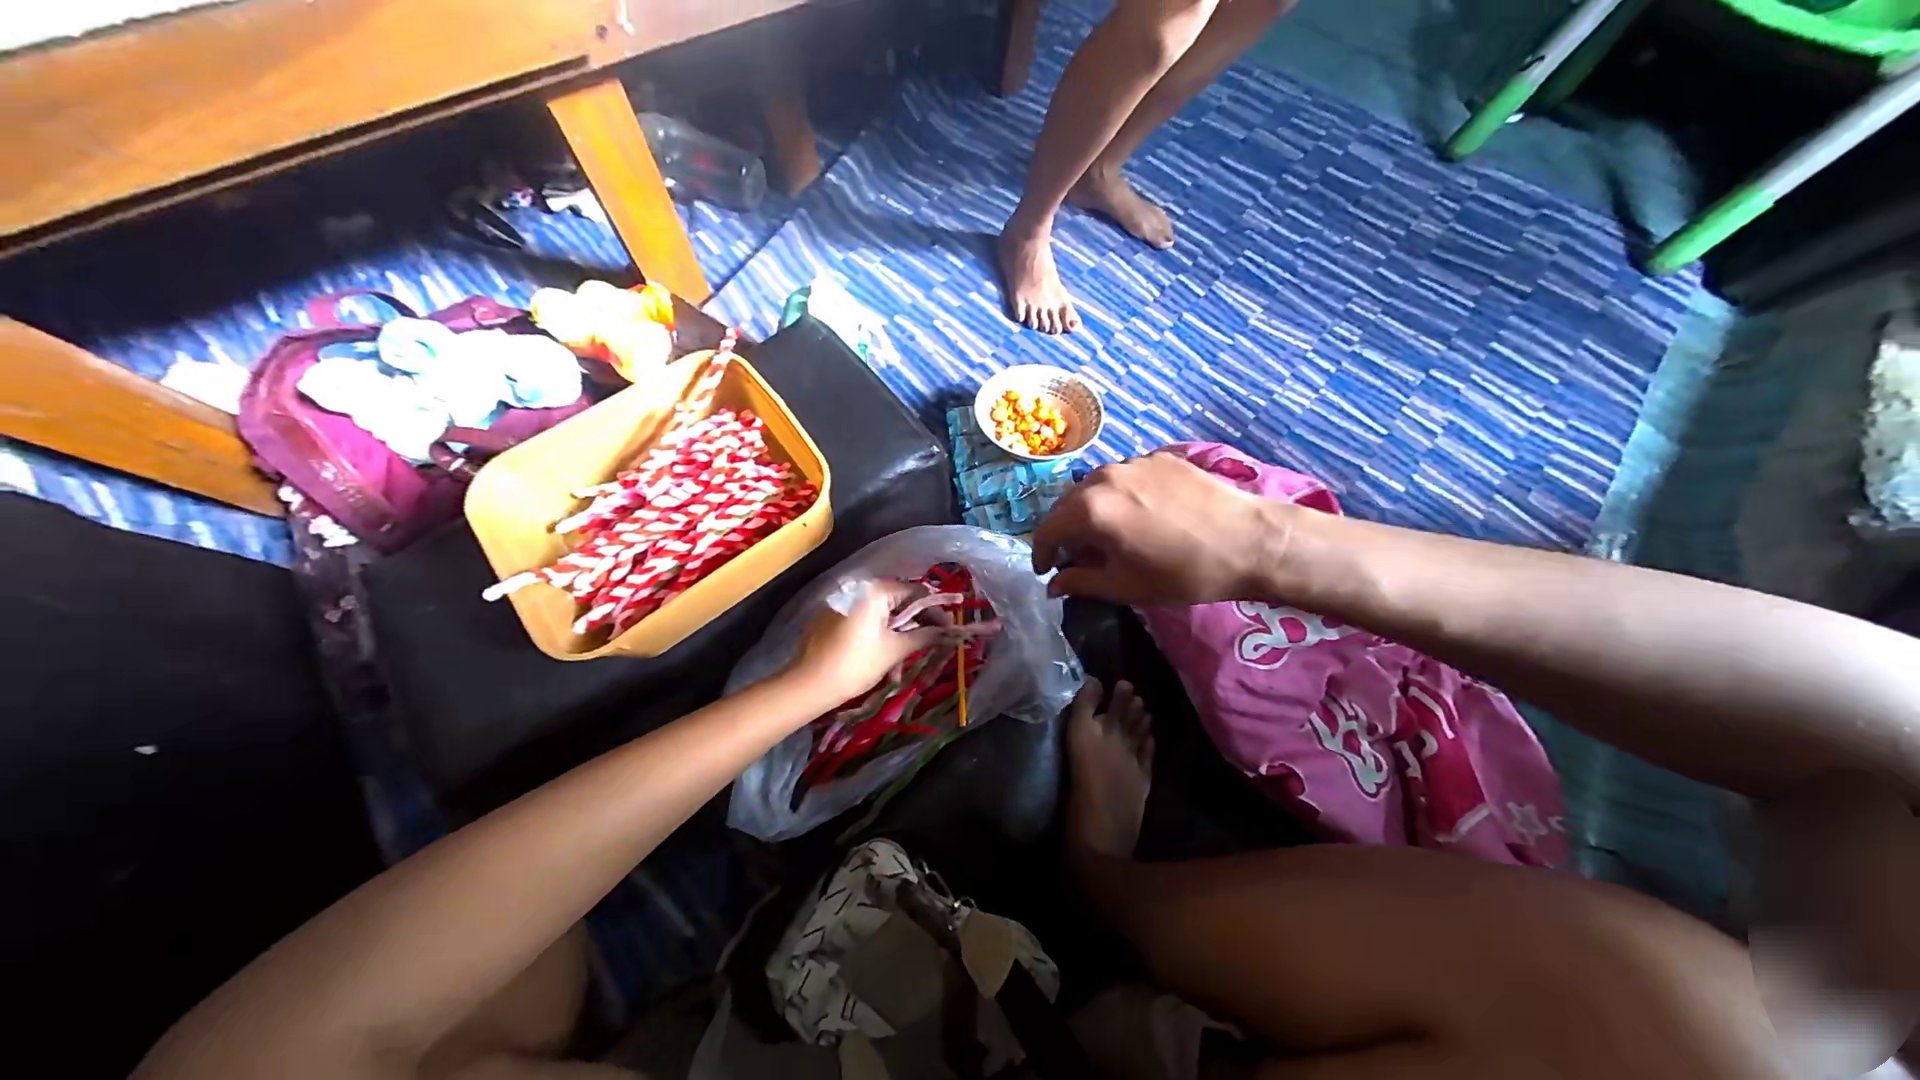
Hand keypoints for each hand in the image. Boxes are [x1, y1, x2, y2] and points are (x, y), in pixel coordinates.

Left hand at [786, 580, 956, 703]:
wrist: (807, 685)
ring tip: (915, 643)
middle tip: (936, 637)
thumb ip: (924, 636)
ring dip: (900, 624)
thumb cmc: (854, 666)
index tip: (950, 627)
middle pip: (898, 598)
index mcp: (874, 592)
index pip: (915, 591)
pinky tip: (888, 644)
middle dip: (919, 617)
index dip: (936, 609)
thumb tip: (949, 631)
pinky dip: (880, 626)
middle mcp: (858, 589)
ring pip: (881, 608)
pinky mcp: (832, 616)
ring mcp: (843, 601)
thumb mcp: (893, 651)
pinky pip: (864, 615)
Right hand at [1032, 451, 1297, 605]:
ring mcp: (1133, 462)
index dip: (1041, 554)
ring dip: (1092, 511)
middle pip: (1068, 504)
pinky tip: (1140, 515)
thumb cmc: (1183, 572)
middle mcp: (1103, 477)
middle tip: (1076, 556)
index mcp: (1090, 510)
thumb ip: (1080, 583)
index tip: (1046, 571)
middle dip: (1065, 531)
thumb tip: (1054, 585)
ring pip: (1095, 487)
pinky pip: (1125, 476)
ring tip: (1109, 534)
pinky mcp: (1159, 457)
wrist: (1250, 541)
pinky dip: (1120, 496)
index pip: (1047, 530)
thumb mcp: (1125, 587)